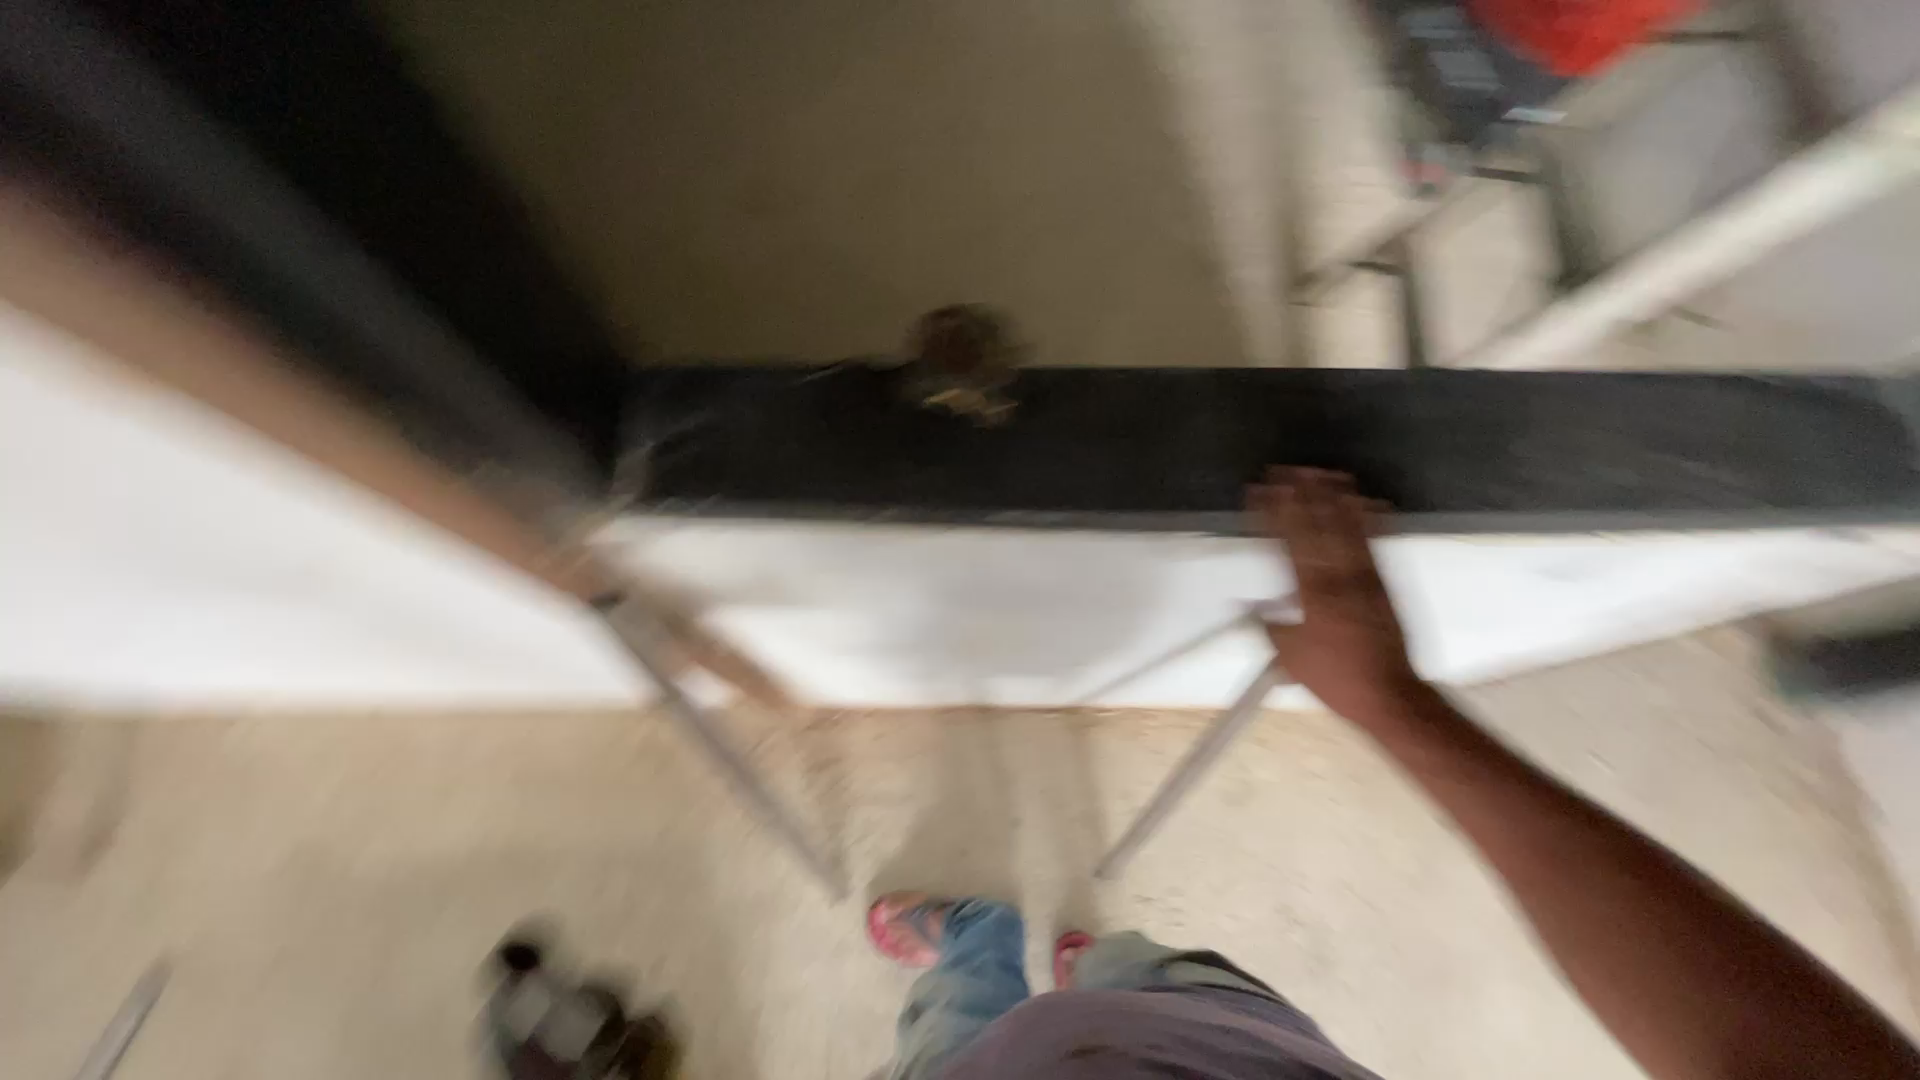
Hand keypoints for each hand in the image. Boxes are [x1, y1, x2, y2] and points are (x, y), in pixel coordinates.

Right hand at [1250, 468, 1425, 723]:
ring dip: (1333, 498)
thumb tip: (1253, 605)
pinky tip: (1366, 500)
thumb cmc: (1335, 678)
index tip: (1260, 491)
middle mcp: (1340, 579)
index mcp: (1311, 595)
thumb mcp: (1289, 656)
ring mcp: (1367, 578)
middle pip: (1317, 527)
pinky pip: (1377, 544)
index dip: (1272, 514)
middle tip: (1287, 469)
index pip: (1286, 543)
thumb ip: (1270, 625)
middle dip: (1300, 496)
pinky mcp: (1386, 584)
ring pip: (1347, 529)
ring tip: (1323, 472)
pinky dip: (1371, 520)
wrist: (1389, 695)